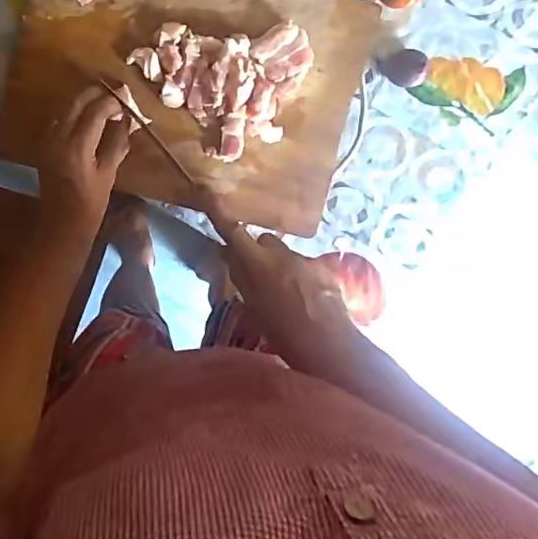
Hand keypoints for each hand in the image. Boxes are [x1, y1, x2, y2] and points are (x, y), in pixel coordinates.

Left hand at [37, 89, 132, 232]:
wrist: (62, 223)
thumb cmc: (90, 203)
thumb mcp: (109, 173)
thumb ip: (117, 143)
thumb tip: (127, 119)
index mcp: (77, 147)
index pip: (95, 111)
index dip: (112, 101)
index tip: (126, 98)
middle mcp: (59, 138)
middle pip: (76, 103)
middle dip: (96, 94)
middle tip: (115, 93)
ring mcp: (48, 140)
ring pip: (65, 109)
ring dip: (84, 102)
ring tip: (105, 104)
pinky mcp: (44, 145)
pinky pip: (59, 120)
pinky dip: (74, 113)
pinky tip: (87, 119)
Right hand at [201, 192, 349, 318]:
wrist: (330, 347)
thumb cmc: (282, 331)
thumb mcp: (252, 305)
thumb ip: (241, 276)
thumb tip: (230, 255)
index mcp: (256, 262)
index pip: (231, 230)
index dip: (218, 211)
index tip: (207, 191)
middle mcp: (281, 253)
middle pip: (264, 241)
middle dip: (259, 252)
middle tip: (259, 276)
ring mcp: (305, 260)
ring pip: (286, 256)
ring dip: (282, 267)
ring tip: (287, 297)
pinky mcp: (325, 270)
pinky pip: (306, 268)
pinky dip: (303, 279)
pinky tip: (308, 302)